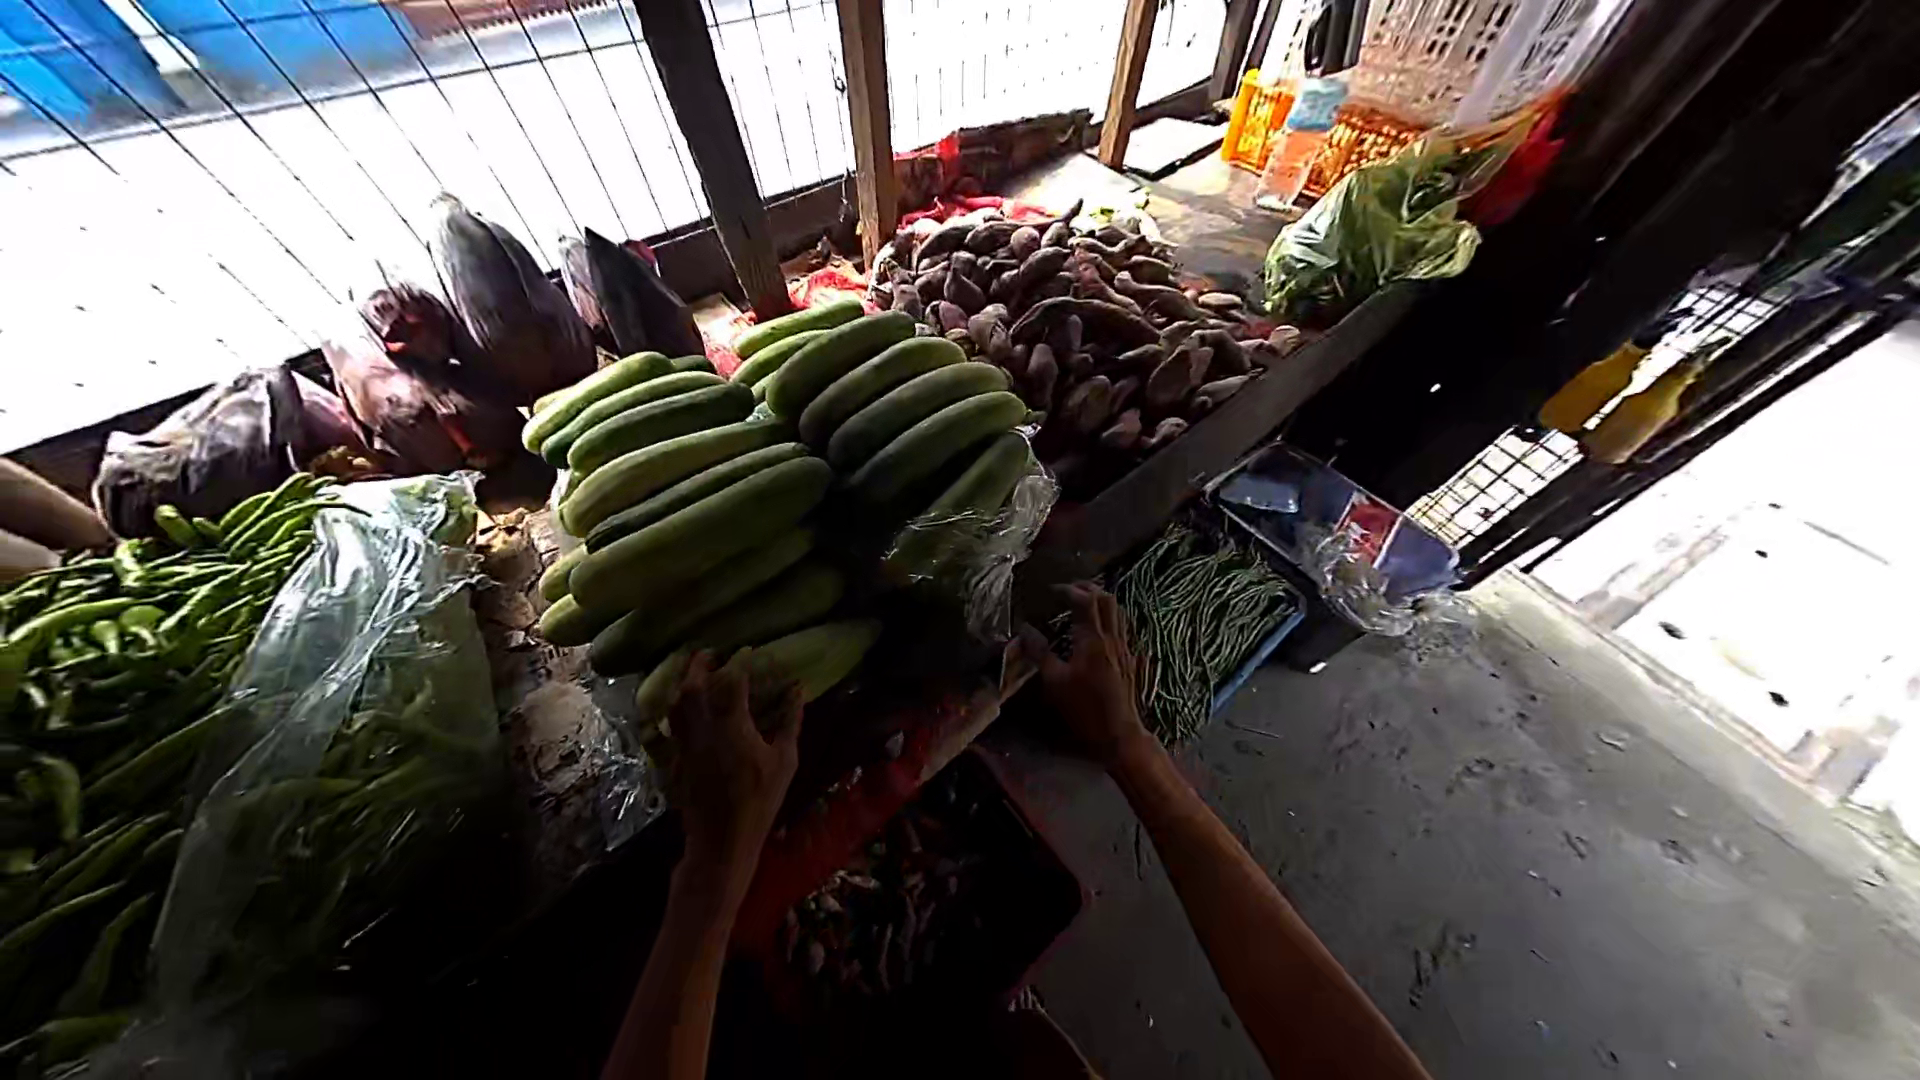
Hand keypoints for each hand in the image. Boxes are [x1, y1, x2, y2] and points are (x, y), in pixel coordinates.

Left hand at [666, 649, 802, 880]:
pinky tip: (686, 709)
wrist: (721, 841)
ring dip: (683, 684)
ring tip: (694, 673)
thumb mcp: (785, 760)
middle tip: (708, 652)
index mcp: (733, 728)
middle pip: (692, 688)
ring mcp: (684, 746)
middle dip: (698, 665)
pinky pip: (671, 726)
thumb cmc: (760, 800)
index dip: (738, 662)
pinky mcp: (674, 761)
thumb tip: (798, 689)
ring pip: (675, 706)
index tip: (746, 650)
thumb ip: (790, 721)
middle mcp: (703, 731)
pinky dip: (677, 709)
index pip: (731, 682)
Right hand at [1018, 582, 1152, 767]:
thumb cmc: (1084, 708)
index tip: (1051, 591)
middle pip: (1106, 598)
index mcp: (1092, 639)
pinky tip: (1098, 626)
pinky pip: (1123, 625)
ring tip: (1082, 602)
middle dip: (1087, 588)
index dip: (1067, 590)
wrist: (1119, 733)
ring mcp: (1125, 646)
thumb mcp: (1054, 681)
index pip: (1084, 600)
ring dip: (1100, 600)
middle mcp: (1112, 637)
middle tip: (1067, 590)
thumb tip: (1024, 629)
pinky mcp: (1130, 657)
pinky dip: (1110, 616)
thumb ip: (1039, 652)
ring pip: (1118, 610)